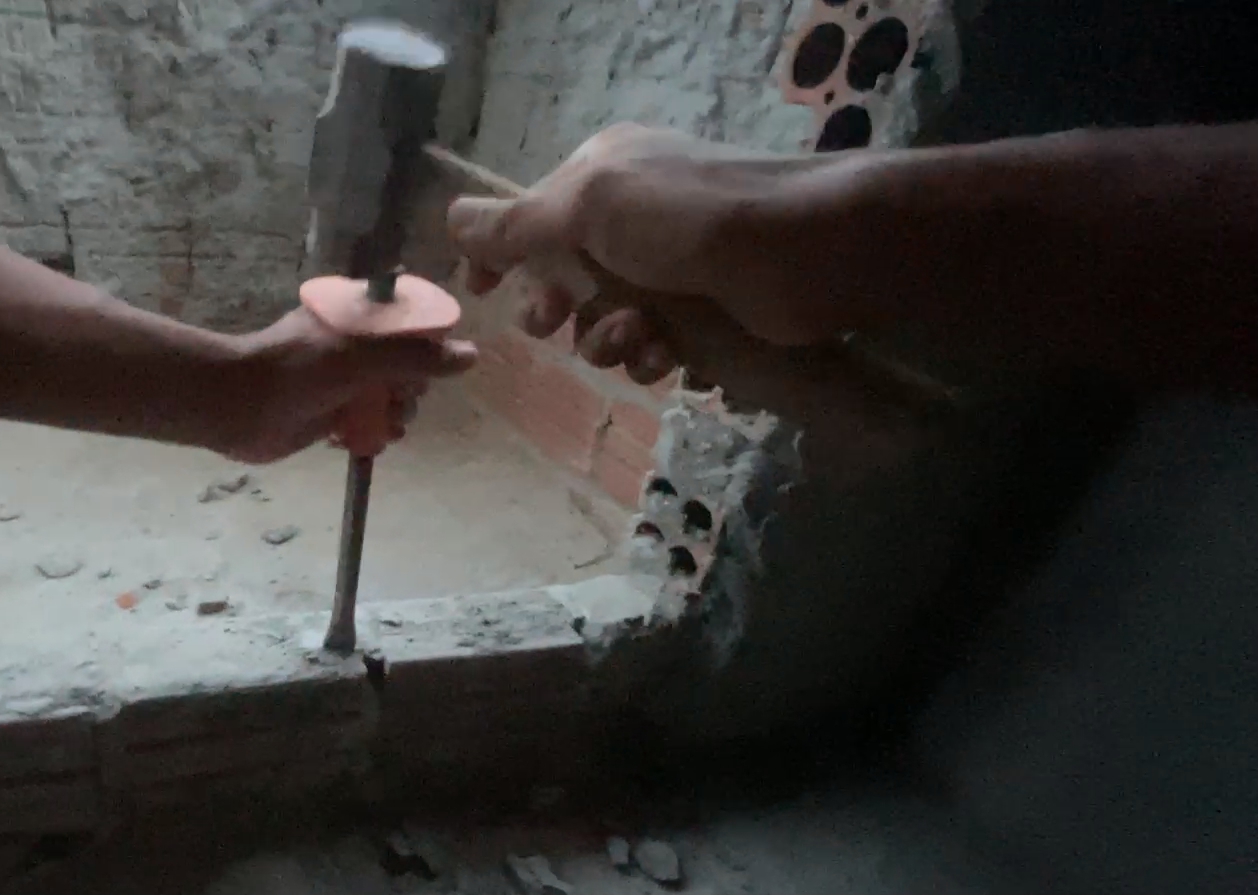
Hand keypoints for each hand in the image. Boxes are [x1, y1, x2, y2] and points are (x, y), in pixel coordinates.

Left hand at [213, 307, 475, 464]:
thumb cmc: (297, 371)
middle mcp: (357, 348)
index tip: (422, 369)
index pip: (415, 325)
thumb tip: (470, 357)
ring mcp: (346, 383)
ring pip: (392, 400)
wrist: (239, 408)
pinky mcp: (333, 416)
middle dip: (410, 390)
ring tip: (382, 427)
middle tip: (394, 399)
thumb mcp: (361, 357)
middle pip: (409, 368)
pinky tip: (364, 442)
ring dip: (395, 417)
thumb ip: (416, 357)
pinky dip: (372, 435)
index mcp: (362, 319)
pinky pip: (369, 424)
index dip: (429, 348)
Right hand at [446, 124, 833, 384]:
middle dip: (552, 309)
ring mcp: (664, 266)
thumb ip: (515, 221)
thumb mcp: (587, 207)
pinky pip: (645, 346)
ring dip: (605, 340)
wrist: (807, 253)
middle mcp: (629, 216)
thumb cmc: (686, 219)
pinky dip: (648, 355)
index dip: (498, 256)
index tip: (480, 292)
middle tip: (553, 321)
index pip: (527, 216)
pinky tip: (668, 355)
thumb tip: (451, 219)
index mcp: (600, 176)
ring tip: (636, 336)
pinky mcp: (696, 311)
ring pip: (599, 322)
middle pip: (558, 278)